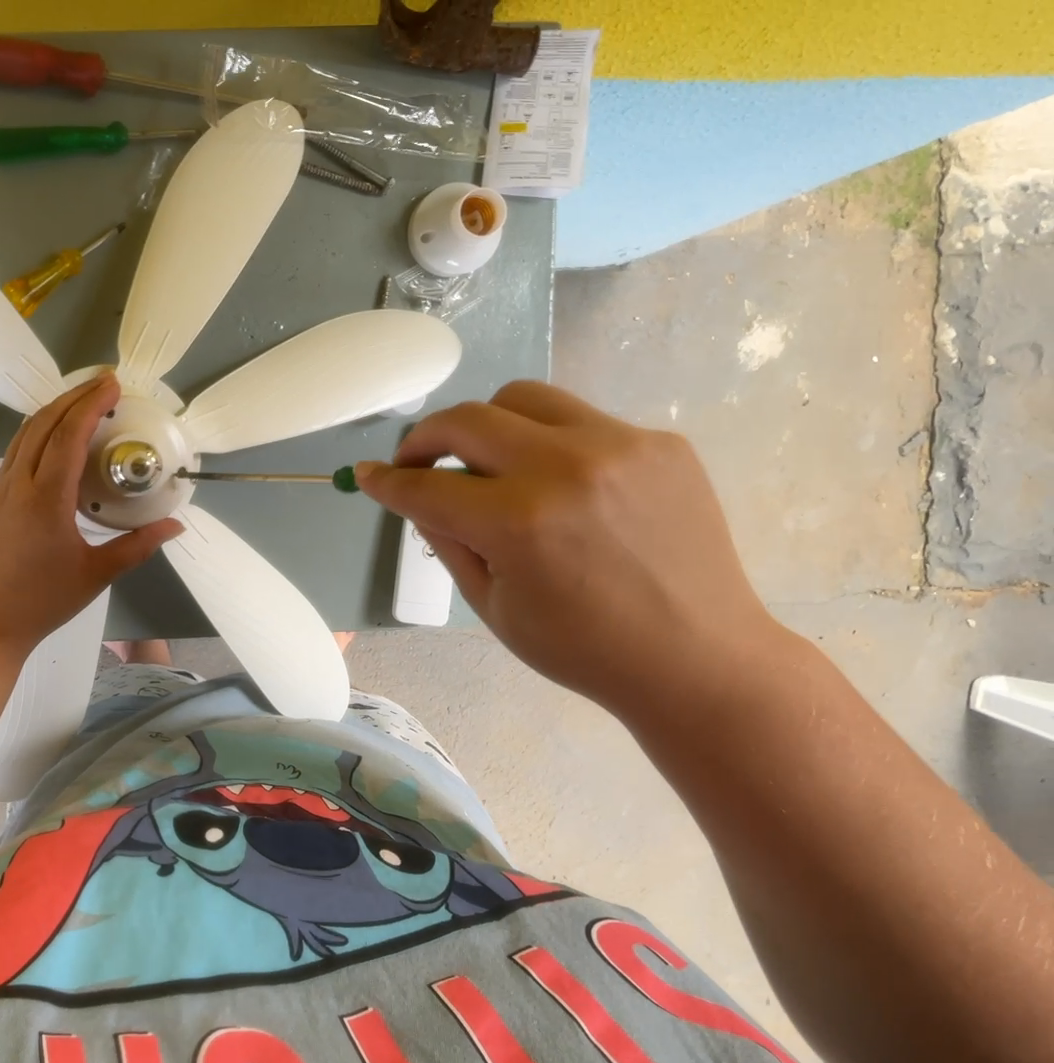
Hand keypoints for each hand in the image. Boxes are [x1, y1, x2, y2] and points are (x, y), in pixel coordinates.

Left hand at [0, 372, 182, 651]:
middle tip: (104, 383)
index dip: (92, 404)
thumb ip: (138, 546)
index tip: (113, 385)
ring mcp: (1, 489)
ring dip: (54, 410)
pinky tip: (56, 436)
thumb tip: (175, 525)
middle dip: (75, 397)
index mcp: (46, 498)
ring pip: (25, 433)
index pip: (69, 435)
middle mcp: (19, 483)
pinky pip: (17, 450)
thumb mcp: (97, 574)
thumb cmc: (43, 601)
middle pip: (44, 423)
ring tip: (83, 400)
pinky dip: (39, 430)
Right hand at [354, 381, 786, 714]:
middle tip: (417, 461)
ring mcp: (620, 446)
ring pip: (524, 399)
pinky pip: (580, 422)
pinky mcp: (659, 443)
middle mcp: (566, 467)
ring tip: (487, 461)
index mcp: (519, 521)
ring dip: (486, 424)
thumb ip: (447, 539)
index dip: (388, 481)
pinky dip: (549, 445)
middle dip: (426, 438)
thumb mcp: (492, 605)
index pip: (428, 485)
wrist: (699, 658)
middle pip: (468, 420)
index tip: (368, 474)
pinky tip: (560, 486)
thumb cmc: (582, 648)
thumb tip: (416, 496)